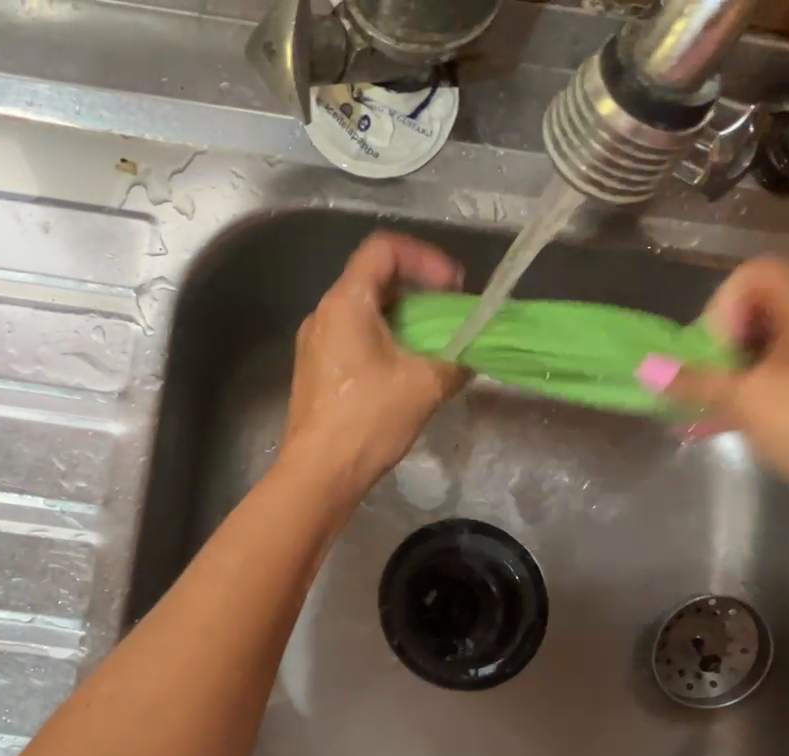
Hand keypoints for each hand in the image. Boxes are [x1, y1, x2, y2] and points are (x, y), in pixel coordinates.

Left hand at [282, 231, 466, 495]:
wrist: (319, 473)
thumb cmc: (368, 420)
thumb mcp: (425, 384)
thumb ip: (458, 357)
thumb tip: (474, 352)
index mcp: (345, 303)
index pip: (384, 250)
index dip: (425, 258)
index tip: (452, 288)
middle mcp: (323, 315)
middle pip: (374, 280)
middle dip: (419, 293)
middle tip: (450, 317)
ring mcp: (315, 345)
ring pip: (364, 313)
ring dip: (403, 322)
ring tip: (432, 348)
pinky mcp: (315, 372)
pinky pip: (353, 340)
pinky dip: (383, 343)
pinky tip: (405, 374)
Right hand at [666, 257, 788, 509]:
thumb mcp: (746, 399)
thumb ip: (693, 380)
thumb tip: (646, 368)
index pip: (754, 276)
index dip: (722, 307)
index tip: (711, 351)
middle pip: (750, 312)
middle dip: (711, 347)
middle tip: (694, 382)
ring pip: (752, 352)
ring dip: (716, 377)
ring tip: (689, 410)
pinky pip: (763, 382)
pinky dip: (732, 398)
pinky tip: (703, 426)